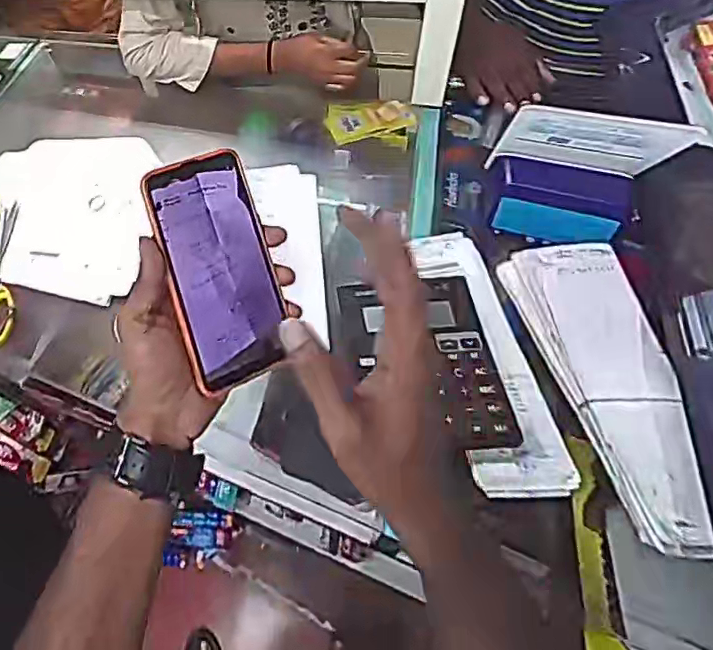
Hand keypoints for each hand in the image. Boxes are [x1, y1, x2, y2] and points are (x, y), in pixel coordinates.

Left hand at [117, 228, 296, 448]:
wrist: (166, 419)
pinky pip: (262, 323)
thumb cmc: (146, 372)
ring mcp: (222, 320)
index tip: (232, 216)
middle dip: (255, 249)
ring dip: (270, 279)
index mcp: (175, 289)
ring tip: (281, 278)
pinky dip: (278, 316)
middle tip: (270, 240)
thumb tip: (148, 242)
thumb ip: (145, 283)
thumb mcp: (137, 321)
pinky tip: (286, 311)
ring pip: (251, 289)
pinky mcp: (240, 343)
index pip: (198, 251)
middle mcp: (201, 300)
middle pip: (231, 265)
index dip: (216, 231)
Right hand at [273, 34, 364, 92]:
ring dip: (356, 74)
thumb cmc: (296, 46)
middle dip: (361, 62)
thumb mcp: (315, 37)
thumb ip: (333, 41)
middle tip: (363, 58)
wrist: (282, 59)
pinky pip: (339, 86)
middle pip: (354, 68)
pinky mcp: (322, 84)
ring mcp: (326, 77)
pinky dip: (346, 82)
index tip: (359, 48)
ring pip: (349, 79)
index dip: (357, 49)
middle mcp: (329, 66)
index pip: (350, 51)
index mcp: (327, 52)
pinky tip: (347, 78)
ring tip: (357, 68)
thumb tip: (346, 43)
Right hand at [280, 208, 447, 518]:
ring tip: (369, 231)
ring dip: (391, 257)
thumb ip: (316, 373)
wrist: (423, 497)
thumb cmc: (385, 465)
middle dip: (385, 242)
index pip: (398, 286)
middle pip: (407, 280)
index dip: (384, 247)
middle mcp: (417, 345)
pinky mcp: (413, 359)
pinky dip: (391, 280)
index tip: (364, 219)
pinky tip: (375, 277)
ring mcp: (419, 351)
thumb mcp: (342, 424)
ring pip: (410, 291)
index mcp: (404, 354)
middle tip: (357, 215)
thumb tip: (290, 324)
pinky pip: (405, 307)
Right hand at [455, 0, 552, 110]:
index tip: (536, 97)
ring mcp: (487, 73)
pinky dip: (480, 96)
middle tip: (524, 106)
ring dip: (506, 101)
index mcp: (520, 61)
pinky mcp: (470, 74)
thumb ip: (537, 60)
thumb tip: (549, 75)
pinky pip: (475, 89)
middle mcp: (505, 70)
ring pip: (498, 92)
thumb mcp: (521, 39)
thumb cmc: (494, 27)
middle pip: (517, 90)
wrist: (469, 21)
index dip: (535, 91)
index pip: (532, 82)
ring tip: (509, 108)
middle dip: (522, 99)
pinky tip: (483, 101)